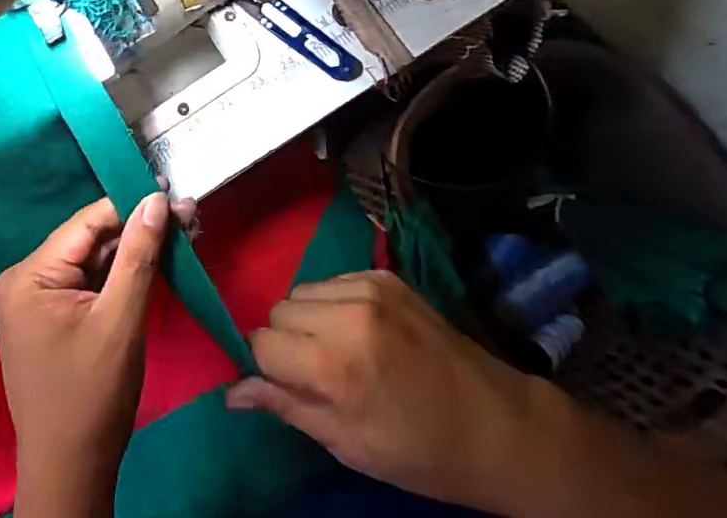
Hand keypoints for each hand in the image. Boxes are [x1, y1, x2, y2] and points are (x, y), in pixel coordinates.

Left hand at [0, 193, 172, 517]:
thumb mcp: (120, 319)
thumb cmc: (92, 395)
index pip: (87, 223)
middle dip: (140, 228)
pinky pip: (92, 281)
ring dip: (136, 249)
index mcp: (29, 275)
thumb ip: (138, 254)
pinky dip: (123, 273)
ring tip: (181, 231)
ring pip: (95, 259)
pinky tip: (157, 259)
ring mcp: (38, 299)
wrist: (71, 471)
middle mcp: (26, 278)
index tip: (173, 191)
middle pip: (92, 239)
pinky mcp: (54, 315)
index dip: (132, 204)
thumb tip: (155, 198)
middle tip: (188, 215)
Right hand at [224, 270, 550, 513]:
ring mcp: (370, 288)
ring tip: (338, 347)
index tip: (281, 380)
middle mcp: (347, 315)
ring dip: (308, 317)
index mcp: (335, 366)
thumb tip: (232, 391)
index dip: (264, 363)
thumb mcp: (346, 443)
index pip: (262, 341)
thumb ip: (286, 405)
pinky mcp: (386, 275)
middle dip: (285, 339)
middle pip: (279, 310)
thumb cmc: (416, 450)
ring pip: (303, 290)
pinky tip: (360, 328)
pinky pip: (333, 279)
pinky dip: (333, 301)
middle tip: (314, 369)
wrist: (494, 423)